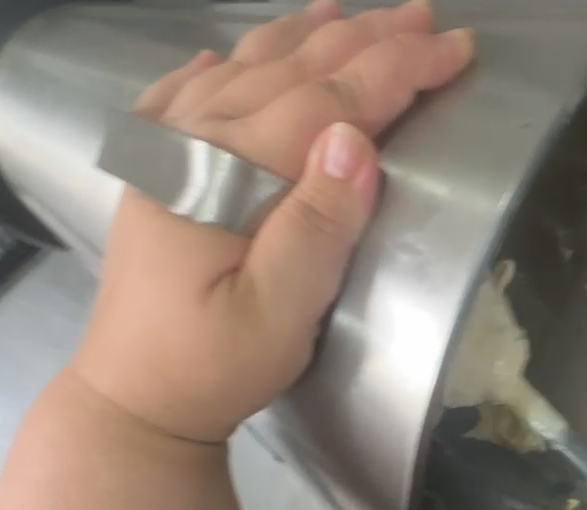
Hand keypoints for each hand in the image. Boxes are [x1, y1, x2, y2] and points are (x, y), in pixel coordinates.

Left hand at [74, 0, 474, 442]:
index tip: (452, 50)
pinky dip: (220, 64)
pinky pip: (188, 91)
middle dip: (366, 40)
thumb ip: (315, 228)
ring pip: (244, 68)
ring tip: (351, 12)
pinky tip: (224, 51)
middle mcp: (193, 140)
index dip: (394, 71)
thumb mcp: (277, 316)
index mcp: (228, 171)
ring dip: (306, 37)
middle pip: (291, 68)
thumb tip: (355, 141)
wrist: (134, 395)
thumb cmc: (212, 365)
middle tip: (426, 19)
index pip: (326, 102)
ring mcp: (166, 150)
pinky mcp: (156, 171)